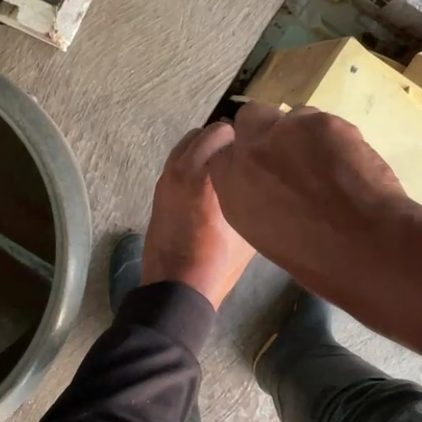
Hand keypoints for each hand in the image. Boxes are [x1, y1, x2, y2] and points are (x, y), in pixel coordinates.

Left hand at [140, 124, 255, 307]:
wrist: (176, 288)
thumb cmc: (218, 261)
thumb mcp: (249, 228)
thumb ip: (255, 194)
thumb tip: (263, 177)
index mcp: (205, 174)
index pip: (225, 133)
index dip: (245, 138)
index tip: (260, 149)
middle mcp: (181, 168)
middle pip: (205, 133)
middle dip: (225, 138)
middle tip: (244, 155)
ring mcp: (166, 178)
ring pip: (187, 144)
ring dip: (206, 147)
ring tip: (227, 166)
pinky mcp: (159, 191)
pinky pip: (178, 160)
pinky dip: (193, 159)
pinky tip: (211, 179)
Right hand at [203, 104, 421, 353]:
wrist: (365, 247)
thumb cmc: (316, 258)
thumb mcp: (264, 233)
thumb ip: (255, 198)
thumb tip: (267, 184)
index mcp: (231, 184)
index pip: (224, 150)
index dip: (246, 152)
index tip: (264, 163)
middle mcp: (250, 152)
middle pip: (251, 117)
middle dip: (269, 128)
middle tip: (294, 151)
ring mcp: (285, 131)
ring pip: (293, 115)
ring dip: (306, 134)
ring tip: (331, 163)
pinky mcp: (321, 122)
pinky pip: (324, 122)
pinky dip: (335, 138)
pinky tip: (350, 162)